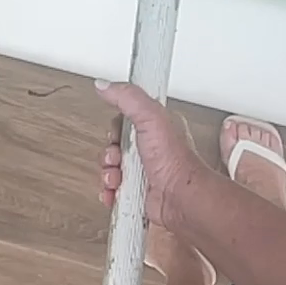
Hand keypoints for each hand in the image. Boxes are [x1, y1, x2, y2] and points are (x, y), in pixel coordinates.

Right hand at [96, 81, 207, 227]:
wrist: (180, 199)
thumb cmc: (176, 162)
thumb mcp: (151, 118)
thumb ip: (128, 98)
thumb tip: (104, 85)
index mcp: (156, 128)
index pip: (124, 121)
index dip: (116, 129)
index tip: (117, 133)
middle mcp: (151, 149)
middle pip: (114, 147)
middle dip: (109, 155)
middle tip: (116, 158)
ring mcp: (144, 172)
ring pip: (112, 169)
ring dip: (108, 174)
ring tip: (117, 178)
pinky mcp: (138, 193)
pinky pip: (114, 190)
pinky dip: (109, 192)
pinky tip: (115, 192)